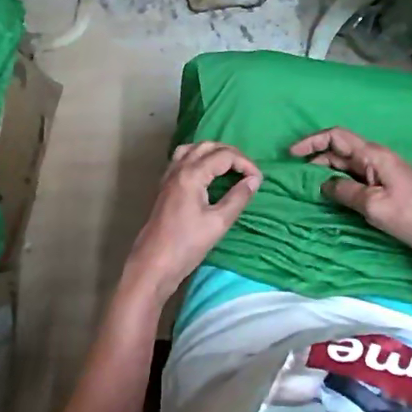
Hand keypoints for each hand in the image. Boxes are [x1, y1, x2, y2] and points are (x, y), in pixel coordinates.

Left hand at [125, 141, 261, 299]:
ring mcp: (169, 176)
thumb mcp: (218, 223)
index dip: (245, 163)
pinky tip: (207, 173)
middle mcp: (179, 169)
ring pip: (193, 149)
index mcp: (192, 174)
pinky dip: (198, 158)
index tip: (258, 179)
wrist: (153, 265)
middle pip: (208, 146)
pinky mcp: (165, 186)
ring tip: (229, 166)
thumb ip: (238, 198)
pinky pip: (182, 159)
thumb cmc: (186, 245)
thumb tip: (254, 180)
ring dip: (213, 152)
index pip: (224, 155)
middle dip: (231, 153)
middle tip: (247, 170)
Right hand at [290, 127, 411, 269]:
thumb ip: (345, 191)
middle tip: (294, 176)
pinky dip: (340, 186)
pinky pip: (356, 182)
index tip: (291, 154)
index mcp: (374, 155)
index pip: (337, 136)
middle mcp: (376, 159)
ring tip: (305, 188)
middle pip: (340, 151)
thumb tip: (324, 184)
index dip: (312, 141)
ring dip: (326, 173)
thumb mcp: (374, 204)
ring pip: (347, 167)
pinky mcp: (386, 191)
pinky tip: (330, 199)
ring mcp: (382, 175)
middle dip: (315, 158)